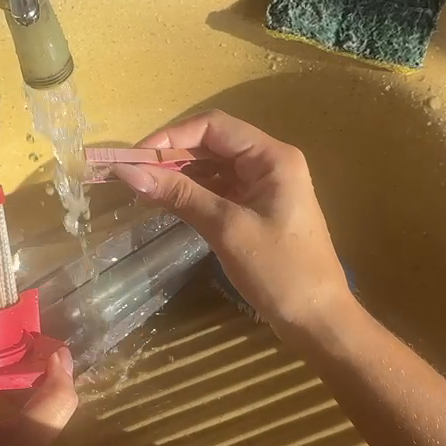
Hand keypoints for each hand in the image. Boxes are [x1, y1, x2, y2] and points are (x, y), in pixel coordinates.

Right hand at [112, 110, 354, 335]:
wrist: (316, 317)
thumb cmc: (279, 270)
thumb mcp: (226, 229)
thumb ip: (180, 195)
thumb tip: (129, 173)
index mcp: (272, 158)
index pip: (214, 127)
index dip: (171, 137)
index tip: (134, 158)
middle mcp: (269, 164)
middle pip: (212, 145)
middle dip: (171, 156)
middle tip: (131, 176)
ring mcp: (263, 188)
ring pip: (212, 169)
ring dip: (178, 176)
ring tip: (142, 189)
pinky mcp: (256, 211)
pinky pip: (218, 191)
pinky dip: (191, 194)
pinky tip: (166, 203)